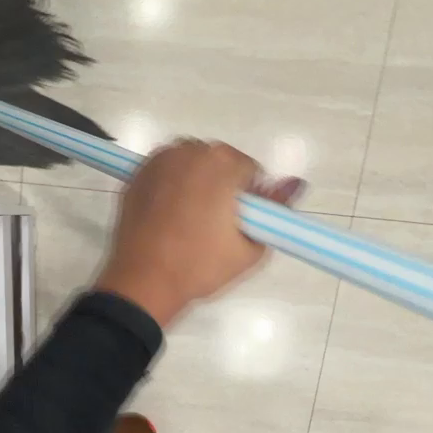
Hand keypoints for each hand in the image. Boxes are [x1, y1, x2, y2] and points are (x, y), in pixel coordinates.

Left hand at [93, 139, 303, 326]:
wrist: (142, 283)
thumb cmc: (199, 267)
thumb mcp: (249, 249)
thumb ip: (275, 210)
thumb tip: (296, 183)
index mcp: (222, 163)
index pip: (251, 172)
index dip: (250, 199)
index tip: (239, 225)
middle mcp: (189, 150)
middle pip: (219, 163)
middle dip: (222, 187)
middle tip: (213, 227)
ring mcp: (158, 160)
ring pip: (190, 165)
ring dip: (196, 184)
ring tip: (190, 222)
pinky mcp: (135, 175)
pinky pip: (164, 173)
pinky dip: (170, 187)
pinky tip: (168, 217)